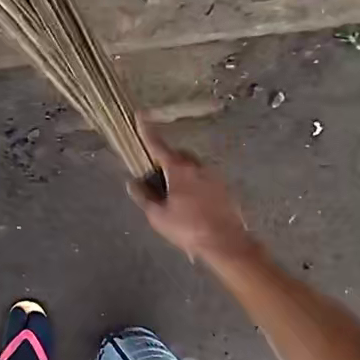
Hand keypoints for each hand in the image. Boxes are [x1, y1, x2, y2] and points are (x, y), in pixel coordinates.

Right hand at [128, 117, 259, 263]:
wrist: (226, 244)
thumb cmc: (188, 228)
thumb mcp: (158, 216)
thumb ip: (143, 196)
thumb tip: (133, 182)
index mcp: (179, 169)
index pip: (158, 145)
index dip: (147, 131)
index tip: (140, 116)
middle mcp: (198, 167)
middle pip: (178, 154)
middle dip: (166, 159)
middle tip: (155, 174)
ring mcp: (214, 176)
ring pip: (192, 166)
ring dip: (181, 173)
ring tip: (173, 193)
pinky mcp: (224, 189)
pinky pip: (203, 179)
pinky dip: (193, 184)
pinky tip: (190, 203)